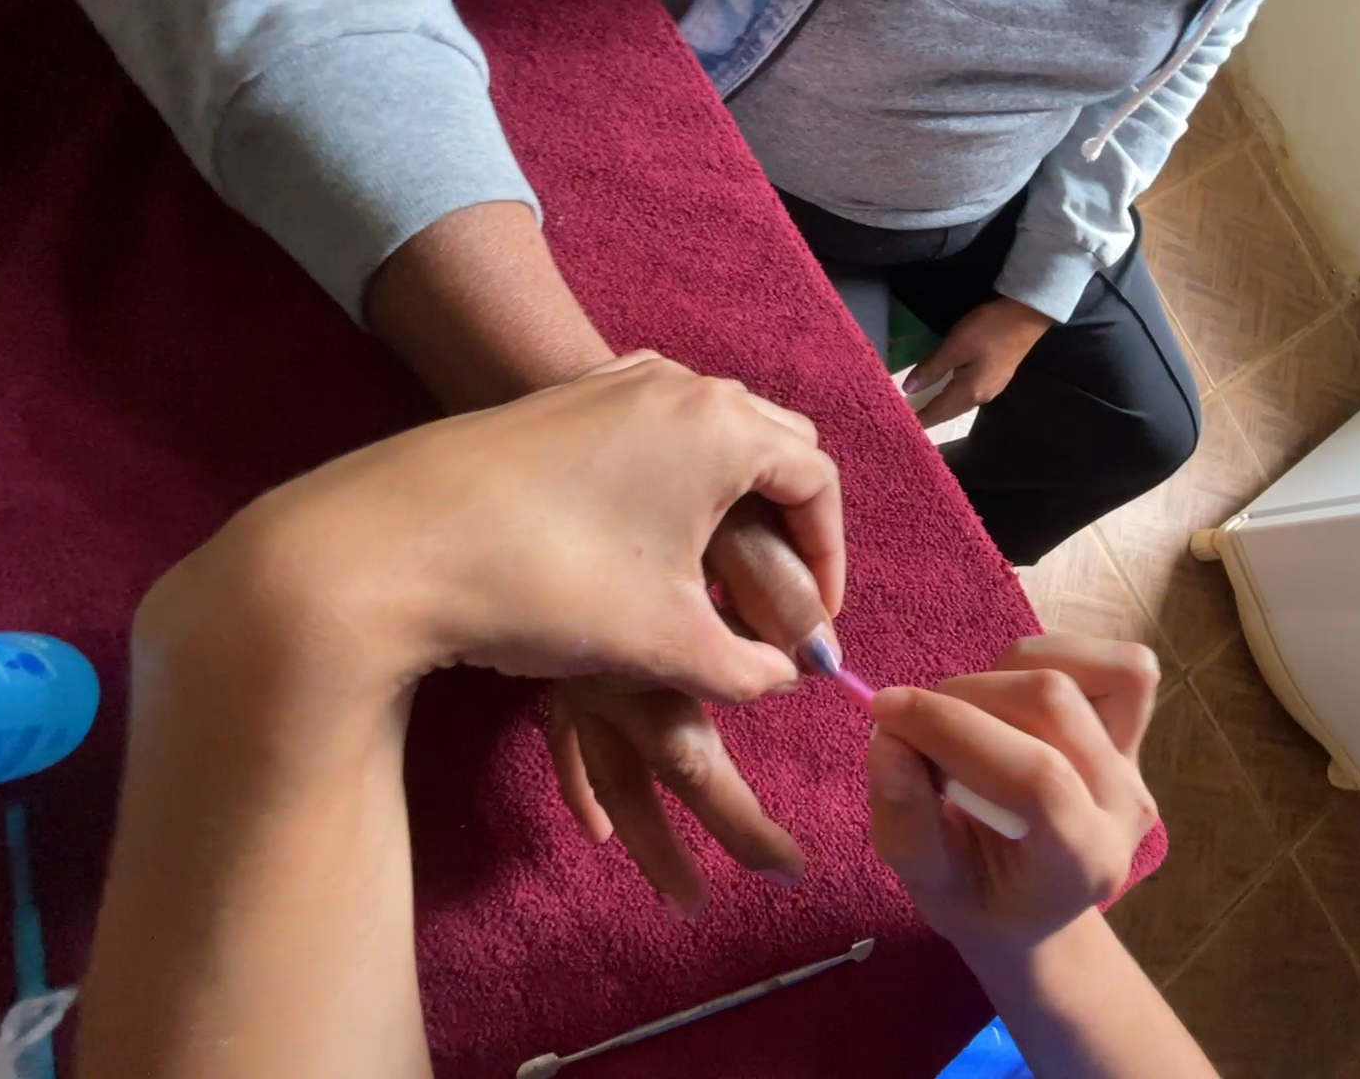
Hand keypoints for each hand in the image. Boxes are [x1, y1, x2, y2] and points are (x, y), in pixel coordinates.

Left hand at [144, 352, 843, 713]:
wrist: (378, 549)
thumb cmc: (550, 584)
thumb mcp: (669, 643)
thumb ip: (752, 669)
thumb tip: (790, 675)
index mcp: (722, 427)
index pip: (818, 481)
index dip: (832, 556)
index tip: (819, 619)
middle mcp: (678, 384)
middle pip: (778, 445)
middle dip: (794, 521)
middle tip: (781, 590)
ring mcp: (614, 381)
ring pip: (717, 432)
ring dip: (739, 498)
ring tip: (720, 566)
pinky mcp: (565, 401)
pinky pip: (658, 428)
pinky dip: (684, 477)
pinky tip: (653, 528)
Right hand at [547, 498, 837, 914]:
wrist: (543, 463)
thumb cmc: (644, 489)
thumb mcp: (733, 539)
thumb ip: (780, 599)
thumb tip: (816, 664)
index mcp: (664, 675)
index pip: (709, 777)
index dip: (753, 831)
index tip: (795, 870)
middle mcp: (619, 694)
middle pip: (676, 786)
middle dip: (725, 839)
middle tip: (773, 885)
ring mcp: (579, 686)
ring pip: (617, 783)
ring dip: (653, 842)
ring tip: (686, 896)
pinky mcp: (551, 672)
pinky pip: (564, 745)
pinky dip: (580, 785)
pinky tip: (597, 828)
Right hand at [867, 635, 1160, 951]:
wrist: (1032, 901)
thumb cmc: (977, 895)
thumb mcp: (927, 884)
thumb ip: (905, 820)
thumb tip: (888, 737)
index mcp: (1084, 861)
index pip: (1037, 777)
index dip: (953, 730)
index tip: (884, 713)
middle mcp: (1123, 805)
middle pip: (1049, 702)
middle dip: (961, 699)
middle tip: (916, 729)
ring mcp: (1135, 762)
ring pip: (1071, 673)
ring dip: (995, 676)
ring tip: (965, 717)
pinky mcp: (1135, 727)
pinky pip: (1118, 664)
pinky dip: (1050, 657)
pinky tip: (1011, 695)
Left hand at [903, 296, 1052, 427]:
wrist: (1028, 316)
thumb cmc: (989, 329)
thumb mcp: (955, 346)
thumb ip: (931, 369)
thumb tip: (908, 390)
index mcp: (968, 393)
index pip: (936, 413)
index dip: (918, 420)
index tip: (900, 428)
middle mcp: (979, 398)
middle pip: (947, 413)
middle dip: (927, 418)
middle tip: (905, 421)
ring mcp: (990, 390)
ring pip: (956, 406)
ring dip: (938, 409)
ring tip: (919, 411)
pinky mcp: (994, 379)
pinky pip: (965, 396)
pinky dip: (949, 398)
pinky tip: (942, 395)